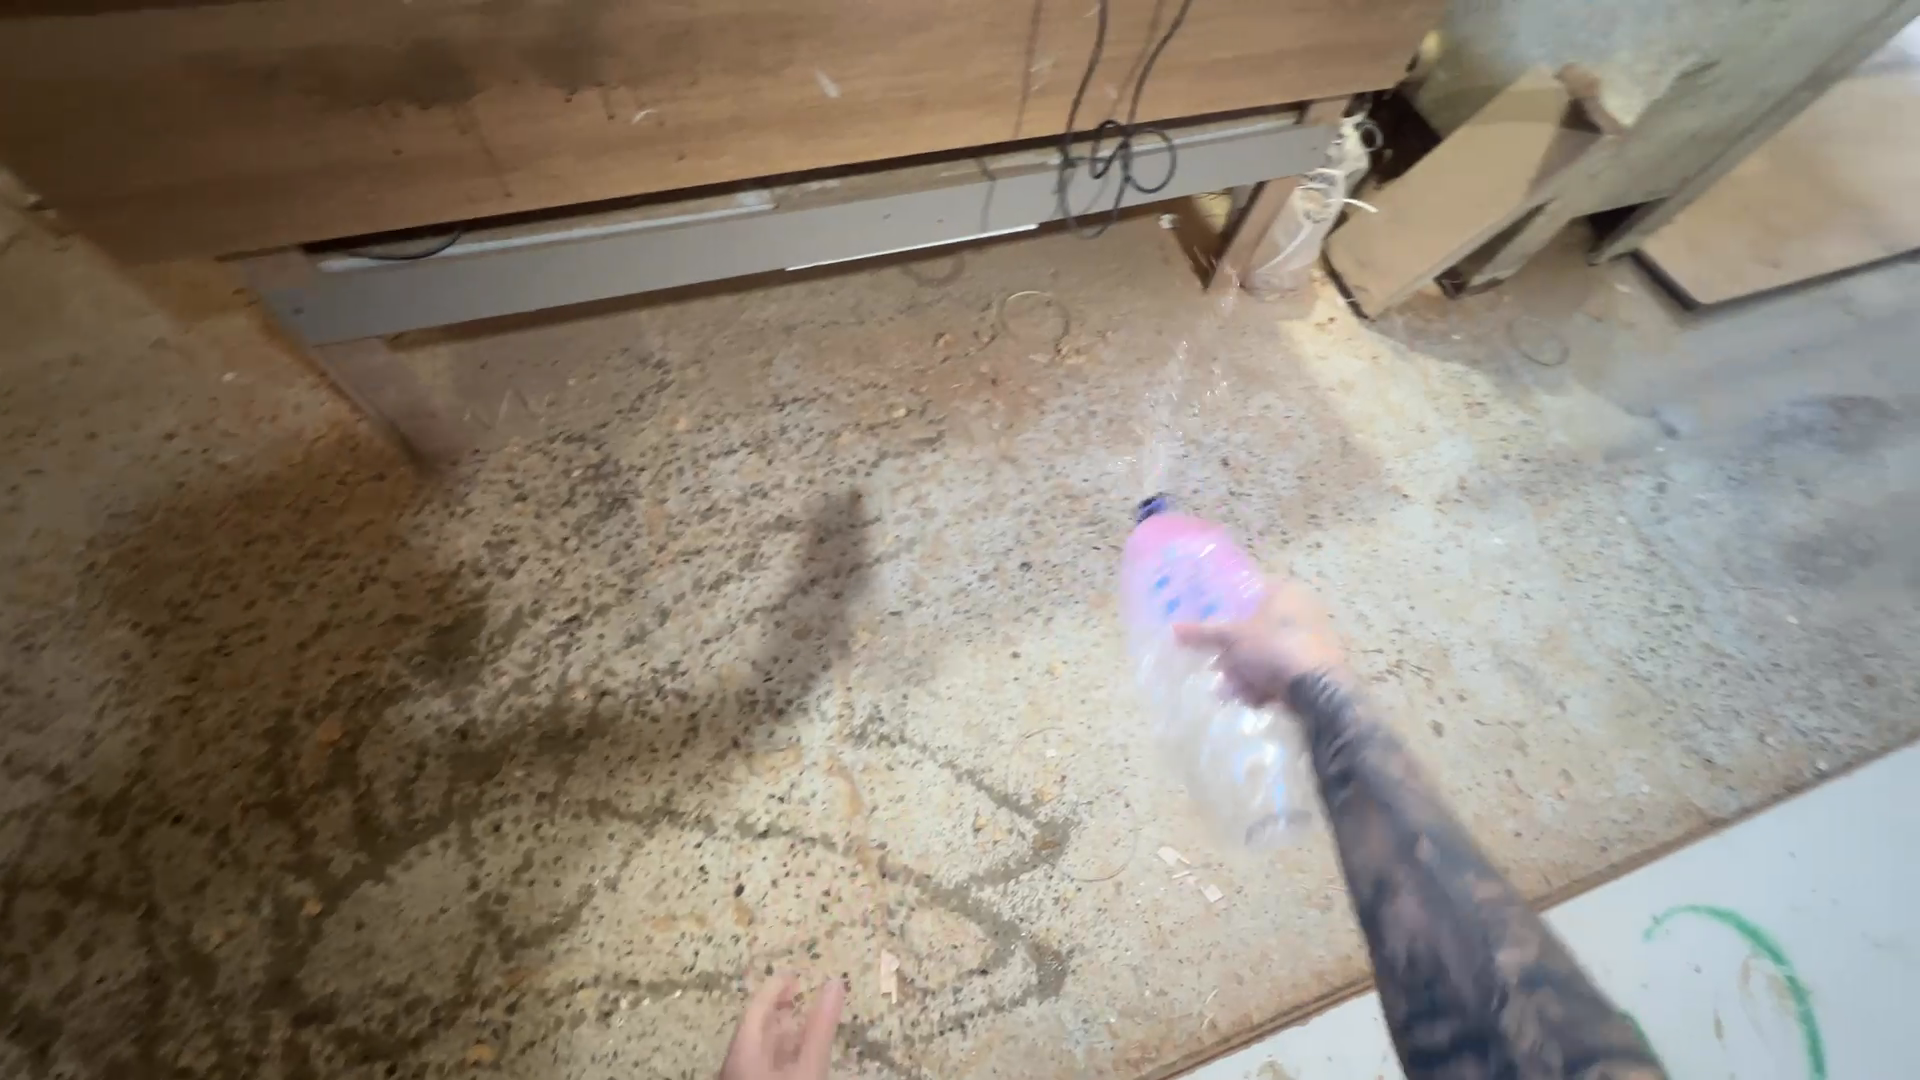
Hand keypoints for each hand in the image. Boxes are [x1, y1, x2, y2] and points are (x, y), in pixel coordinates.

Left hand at [719, 974, 845, 1079]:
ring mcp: (738, 1078)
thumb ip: (821, 1026)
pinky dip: (779, 1054)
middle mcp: (733, 1063)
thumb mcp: (808, 1066)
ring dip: (781, 1033)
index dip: (775, 987)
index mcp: (742, 1050)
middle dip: (778, 1008)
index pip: (756, 1007)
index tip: (795, 973)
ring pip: (758, 1049)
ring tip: (803, 1025)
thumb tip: (835, 982)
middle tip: (798, 994)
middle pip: (755, 1027)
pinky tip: (795, 1058)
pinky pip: (759, 1066)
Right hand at [1173, 579, 1347, 707]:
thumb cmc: (1273, 648)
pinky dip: (1266, 683)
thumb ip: (1203, 633)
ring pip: (1268, 652)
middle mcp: (1303, 610)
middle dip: (1235, 650)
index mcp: (1286, 592)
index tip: (1212, 624)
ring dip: (1247, 672)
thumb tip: (1173, 629)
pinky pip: (1283, 670)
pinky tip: (1252, 698)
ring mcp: (1313, 639)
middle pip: (1257, 627)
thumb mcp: (1231, 638)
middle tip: (1219, 665)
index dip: (1228, 607)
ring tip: (1230, 689)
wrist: (1319, 689)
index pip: (1250, 591)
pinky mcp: (1317, 666)